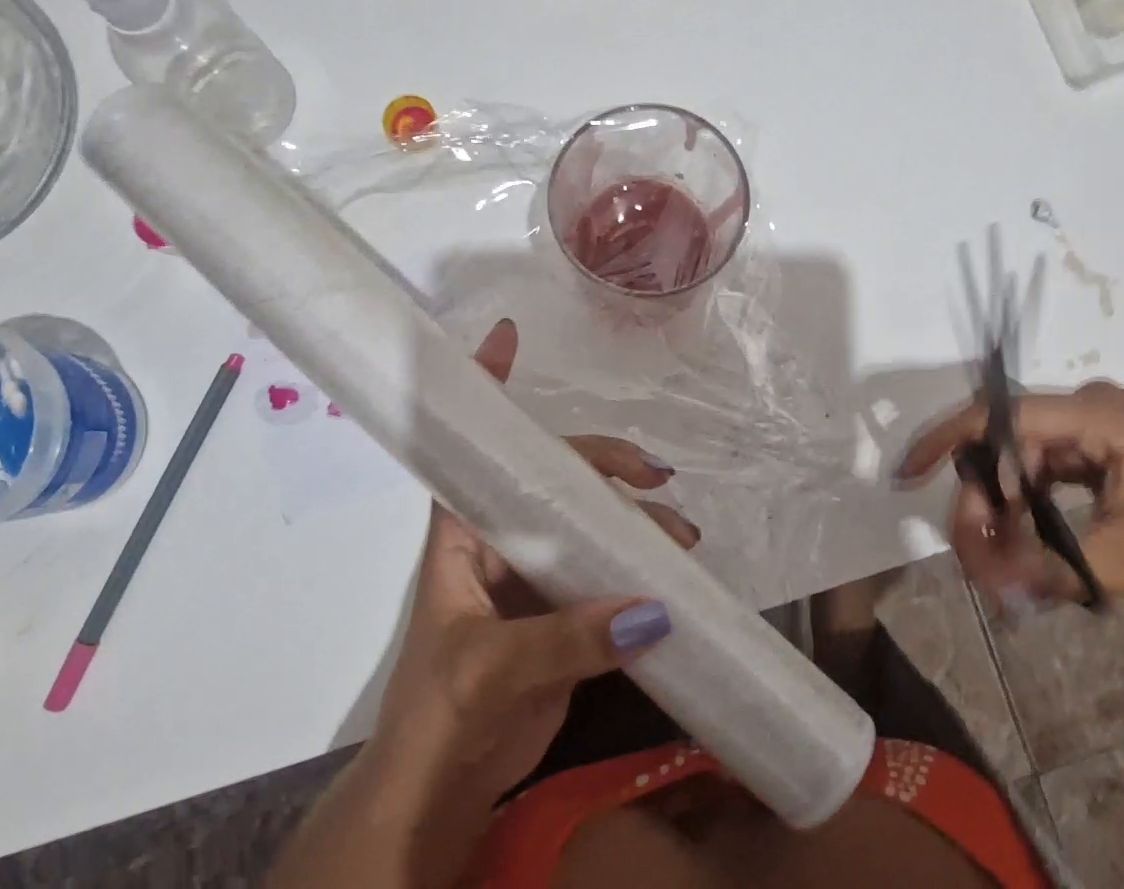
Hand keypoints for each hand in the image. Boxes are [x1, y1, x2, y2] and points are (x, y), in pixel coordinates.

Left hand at [370, 319, 696, 805]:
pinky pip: (608, 574)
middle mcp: (500, 542)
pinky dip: (642, 566)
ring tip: (682, 540)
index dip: (486, 391)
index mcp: (463, 533)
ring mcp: (535, 579)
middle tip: (657, 482)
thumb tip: (654, 609)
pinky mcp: (564, 617)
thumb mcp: (492, 668)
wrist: (442, 786)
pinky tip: (677, 573)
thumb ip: (568, 640)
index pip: (471, 447)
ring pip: (589, 524)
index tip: (510, 338)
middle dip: (605, 466)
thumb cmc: (441, 710)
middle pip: (553, 478)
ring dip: (635, 521)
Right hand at [895, 380, 1123, 657]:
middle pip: (1005, 445)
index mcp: (1103, 417)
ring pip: (1019, 465)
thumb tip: (982, 580)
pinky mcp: (1102, 461)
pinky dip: (1023, 513)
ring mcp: (1099, 436)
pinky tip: (1020, 550)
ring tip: (999, 565)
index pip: (1002, 415)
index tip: (908, 475)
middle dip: (980, 501)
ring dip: (1000, 512)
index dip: (946, 440)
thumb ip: (1042, 566)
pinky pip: (1041, 479)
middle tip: (974, 558)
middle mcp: (1095, 413)